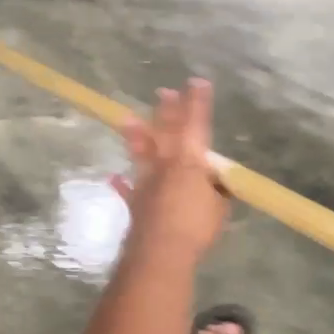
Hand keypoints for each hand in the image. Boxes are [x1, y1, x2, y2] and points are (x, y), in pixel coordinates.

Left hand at [110, 79, 228, 257]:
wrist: (160, 251)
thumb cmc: (196, 226)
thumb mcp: (219, 208)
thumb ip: (218, 192)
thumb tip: (218, 186)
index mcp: (190, 160)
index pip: (196, 123)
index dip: (198, 102)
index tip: (197, 82)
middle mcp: (166, 163)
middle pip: (167, 130)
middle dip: (168, 110)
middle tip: (164, 92)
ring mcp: (147, 181)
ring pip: (142, 151)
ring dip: (136, 134)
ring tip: (128, 118)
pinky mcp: (135, 201)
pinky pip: (127, 189)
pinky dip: (121, 183)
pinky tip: (114, 177)